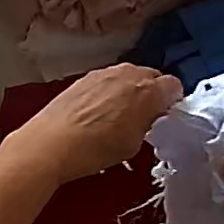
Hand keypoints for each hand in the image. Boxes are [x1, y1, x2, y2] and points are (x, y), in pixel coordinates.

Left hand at [4, 64, 181, 183]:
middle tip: (140, 119)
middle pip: (149, 77)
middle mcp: (127, 73)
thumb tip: (145, 118)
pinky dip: (105, 94)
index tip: (162, 117)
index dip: (170, 103)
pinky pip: (103, 83)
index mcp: (149, 90)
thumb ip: (146, 125)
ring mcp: (102, 73)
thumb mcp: (132, 145)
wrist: (49, 145)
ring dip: (126, 92)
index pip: (173, 87)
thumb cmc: (94, 149)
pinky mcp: (81, 79)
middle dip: (149, 94)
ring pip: (125, 78)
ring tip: (114, 119)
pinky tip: (93, 115)